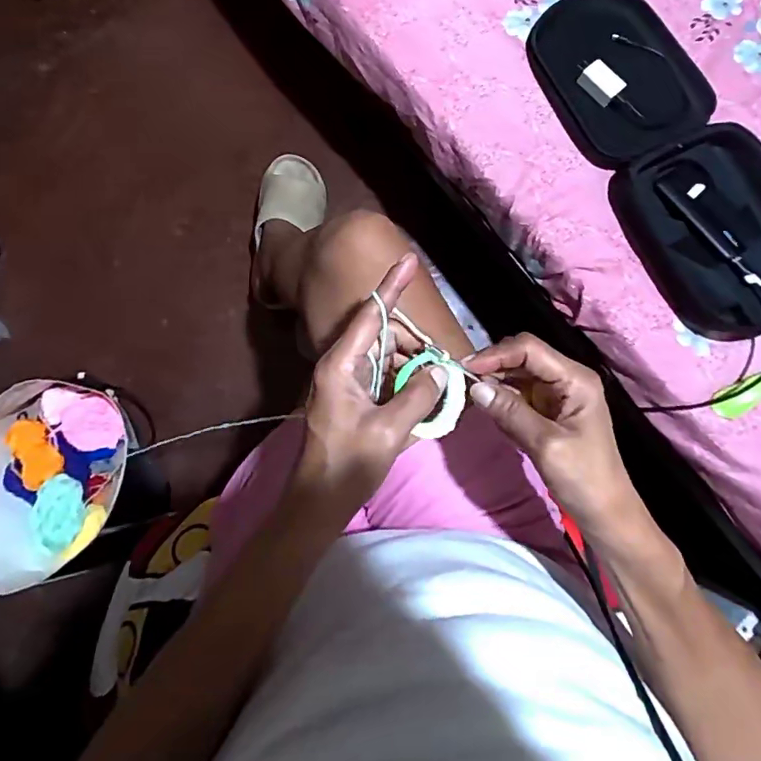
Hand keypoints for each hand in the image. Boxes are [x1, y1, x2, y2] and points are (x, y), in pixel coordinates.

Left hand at [291, 253, 447, 517]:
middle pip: (384, 334)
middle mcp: (341, 364)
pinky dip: (406, 379)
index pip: (370, 314)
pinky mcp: (354, 394)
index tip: (409, 258)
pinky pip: (385, 373)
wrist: (318, 501)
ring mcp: (346, 379)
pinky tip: (425, 394)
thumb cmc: (347, 465)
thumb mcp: (389, 431)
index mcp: (340, 365)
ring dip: (414, 363)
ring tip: (437, 383)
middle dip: (415, 342)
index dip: (391, 286)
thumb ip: (418, 395)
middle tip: (442, 365)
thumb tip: (441, 371)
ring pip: (388, 354)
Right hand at [463, 334, 645, 541]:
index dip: (496, 354)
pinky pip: (519, 394)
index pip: (529, 349)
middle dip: (493, 365)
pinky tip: (490, 412)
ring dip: (495, 382)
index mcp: (575, 379)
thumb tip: (475, 387)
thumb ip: (511, 412)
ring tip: (471, 396)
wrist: (605, 513)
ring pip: (518, 374)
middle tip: (463, 381)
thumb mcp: (545, 445)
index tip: (466, 368)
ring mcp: (558, 394)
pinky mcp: (548, 410)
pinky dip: (502, 399)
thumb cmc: (583, 478)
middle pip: (523, 356)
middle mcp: (567, 378)